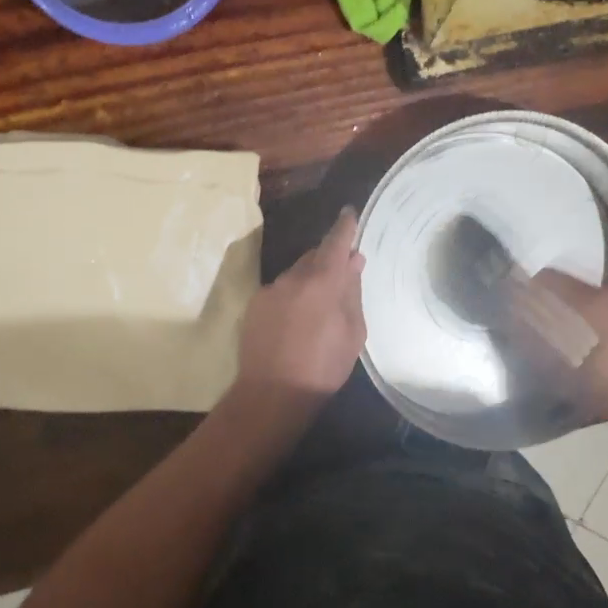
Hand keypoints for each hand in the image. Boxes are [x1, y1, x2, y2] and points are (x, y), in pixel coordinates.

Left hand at [236, 209, 366, 397]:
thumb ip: (353, 292)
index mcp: (323, 282)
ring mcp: (270, 290)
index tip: (350, 213)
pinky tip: (297, 319)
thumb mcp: (352, 332)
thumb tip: (353, 262)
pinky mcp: (254, 306)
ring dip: (309, 280)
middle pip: (314, 256)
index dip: (345, 227)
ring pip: (295, 274)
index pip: (336, 242)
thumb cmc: (323, 367)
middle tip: (342, 274)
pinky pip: (280, 290)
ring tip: (320, 305)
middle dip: (328, 260)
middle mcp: (293, 278)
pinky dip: (292, 295)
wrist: (271, 394)